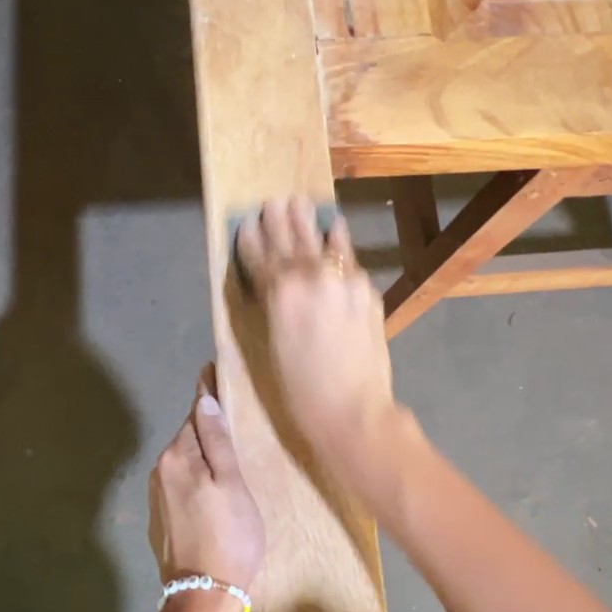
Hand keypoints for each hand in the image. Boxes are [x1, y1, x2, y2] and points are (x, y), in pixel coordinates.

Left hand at [149, 368, 265, 593]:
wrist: (203, 594)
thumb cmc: (229, 535)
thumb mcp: (232, 484)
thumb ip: (216, 441)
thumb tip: (204, 399)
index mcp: (178, 456)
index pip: (194, 413)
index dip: (208, 396)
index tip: (214, 372)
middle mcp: (159, 470)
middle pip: (187, 437)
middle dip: (205, 426)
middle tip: (231, 415)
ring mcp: (156, 497)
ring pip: (183, 462)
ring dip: (200, 454)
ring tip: (226, 452)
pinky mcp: (159, 519)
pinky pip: (179, 485)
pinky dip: (194, 479)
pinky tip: (211, 490)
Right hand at [236, 198, 399, 463]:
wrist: (353, 410)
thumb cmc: (301, 391)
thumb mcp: (272, 347)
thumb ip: (272, 307)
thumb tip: (271, 286)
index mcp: (278, 293)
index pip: (259, 256)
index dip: (251, 238)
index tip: (247, 222)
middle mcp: (308, 276)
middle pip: (289, 241)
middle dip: (278, 221)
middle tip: (271, 201)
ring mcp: (341, 279)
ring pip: (319, 242)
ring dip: (306, 222)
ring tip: (297, 202)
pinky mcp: (365, 289)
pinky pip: (347, 257)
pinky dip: (338, 240)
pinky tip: (334, 226)